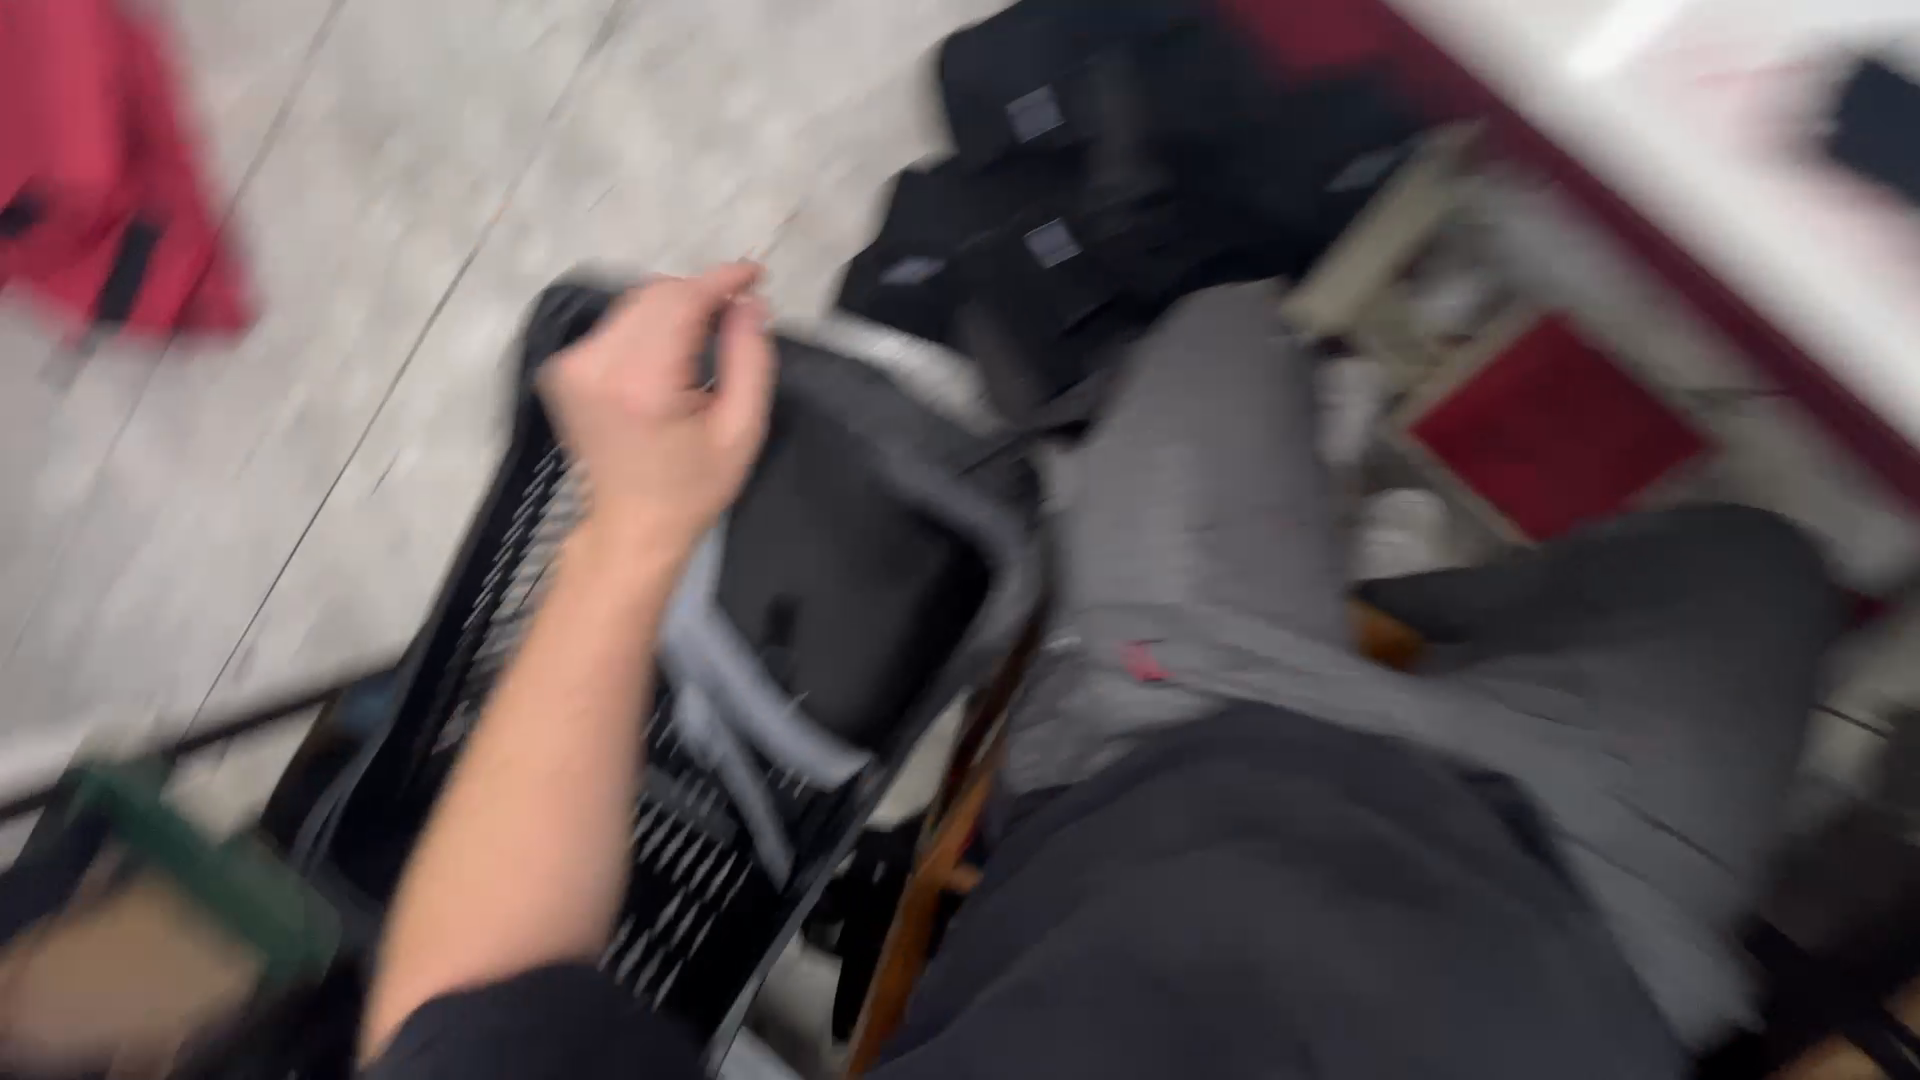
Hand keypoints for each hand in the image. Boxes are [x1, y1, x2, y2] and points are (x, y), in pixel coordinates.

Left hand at [539, 263, 775, 566]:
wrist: (632, 527)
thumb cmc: (693, 488)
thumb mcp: (743, 431)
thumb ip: (750, 361)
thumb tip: (750, 304)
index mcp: (642, 385)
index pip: (680, 302)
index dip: (720, 280)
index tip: (754, 274)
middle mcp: (595, 365)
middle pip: (654, 296)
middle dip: (700, 293)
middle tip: (739, 307)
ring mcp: (571, 366)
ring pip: (633, 306)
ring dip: (675, 307)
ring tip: (711, 327)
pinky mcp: (563, 370)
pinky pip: (616, 326)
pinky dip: (650, 326)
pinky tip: (674, 348)